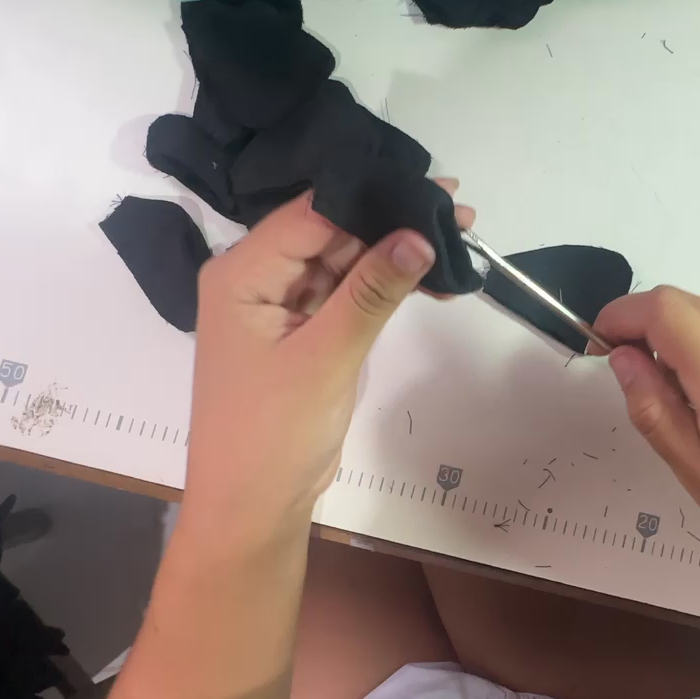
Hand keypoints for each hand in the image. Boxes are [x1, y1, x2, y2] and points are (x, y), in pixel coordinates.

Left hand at [179, 191, 470, 549]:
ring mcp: (282, 309)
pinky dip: (384, 291)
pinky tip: (428, 282)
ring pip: (343, 265)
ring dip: (393, 257)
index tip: (433, 190)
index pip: (311, 215)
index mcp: (243, 273)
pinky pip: (347, 298)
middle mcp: (259, 280)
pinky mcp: (304, 335)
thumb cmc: (274, 434)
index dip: (372, 197)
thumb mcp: (325, 358)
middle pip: (329, 234)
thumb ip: (371, 293)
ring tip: (456, 240)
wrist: (254, 508)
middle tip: (456, 212)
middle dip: (390, 224)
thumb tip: (420, 236)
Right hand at [593, 287, 699, 589]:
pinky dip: (699, 346)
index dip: (622, 315)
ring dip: (671, 335)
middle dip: (641, 321)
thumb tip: (623, 357)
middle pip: (686, 303)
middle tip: (622, 368)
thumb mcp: (695, 473)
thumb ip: (654, 409)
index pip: (666, 312)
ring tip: (663, 392)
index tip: (600, 346)